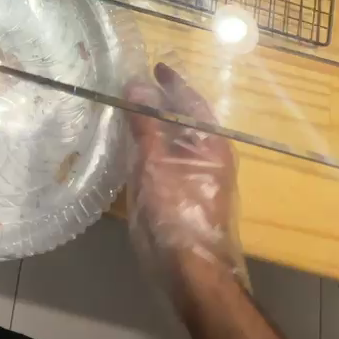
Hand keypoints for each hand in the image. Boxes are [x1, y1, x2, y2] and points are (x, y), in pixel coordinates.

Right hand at [125, 63, 239, 291]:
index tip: (154, 67)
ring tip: (127, 111)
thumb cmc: (177, 211)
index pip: (192, 101)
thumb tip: (136, 84)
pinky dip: (151, 147)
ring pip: (175, 141)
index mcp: (211, 143)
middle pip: (184, 120)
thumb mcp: (155, 162)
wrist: (190, 271)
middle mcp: (210, 156)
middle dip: (160, 102)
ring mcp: (200, 177)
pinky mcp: (186, 195)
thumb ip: (145, 122)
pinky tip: (131, 147)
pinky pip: (168, 159)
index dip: (172, 83)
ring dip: (153, 125)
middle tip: (132, 87)